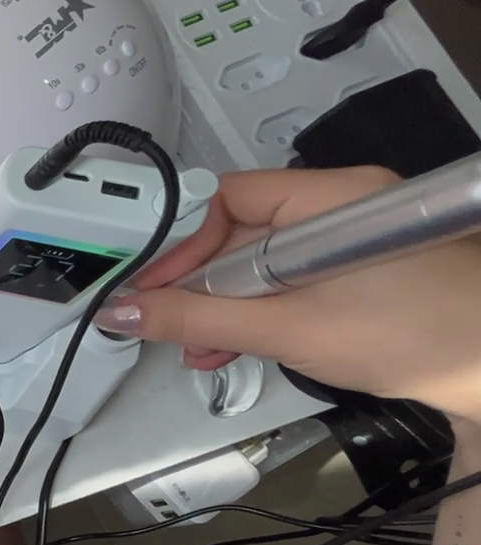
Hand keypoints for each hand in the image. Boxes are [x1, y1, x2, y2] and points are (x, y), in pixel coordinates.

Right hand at [98, 166, 480, 423]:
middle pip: (228, 236)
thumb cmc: (420, 336)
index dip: (176, 243)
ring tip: (197, 344)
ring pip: (244, 267)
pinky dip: (240, 315)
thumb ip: (191, 319)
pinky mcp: (342, 273)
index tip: (144, 284)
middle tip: (160, 320)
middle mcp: (335, 211)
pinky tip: (224, 345)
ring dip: (210, 308)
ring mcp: (338, 244)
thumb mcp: (281, 329)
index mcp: (331, 201)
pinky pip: (270, 284)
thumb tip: (123, 311)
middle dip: (189, 285)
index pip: (222, 200)